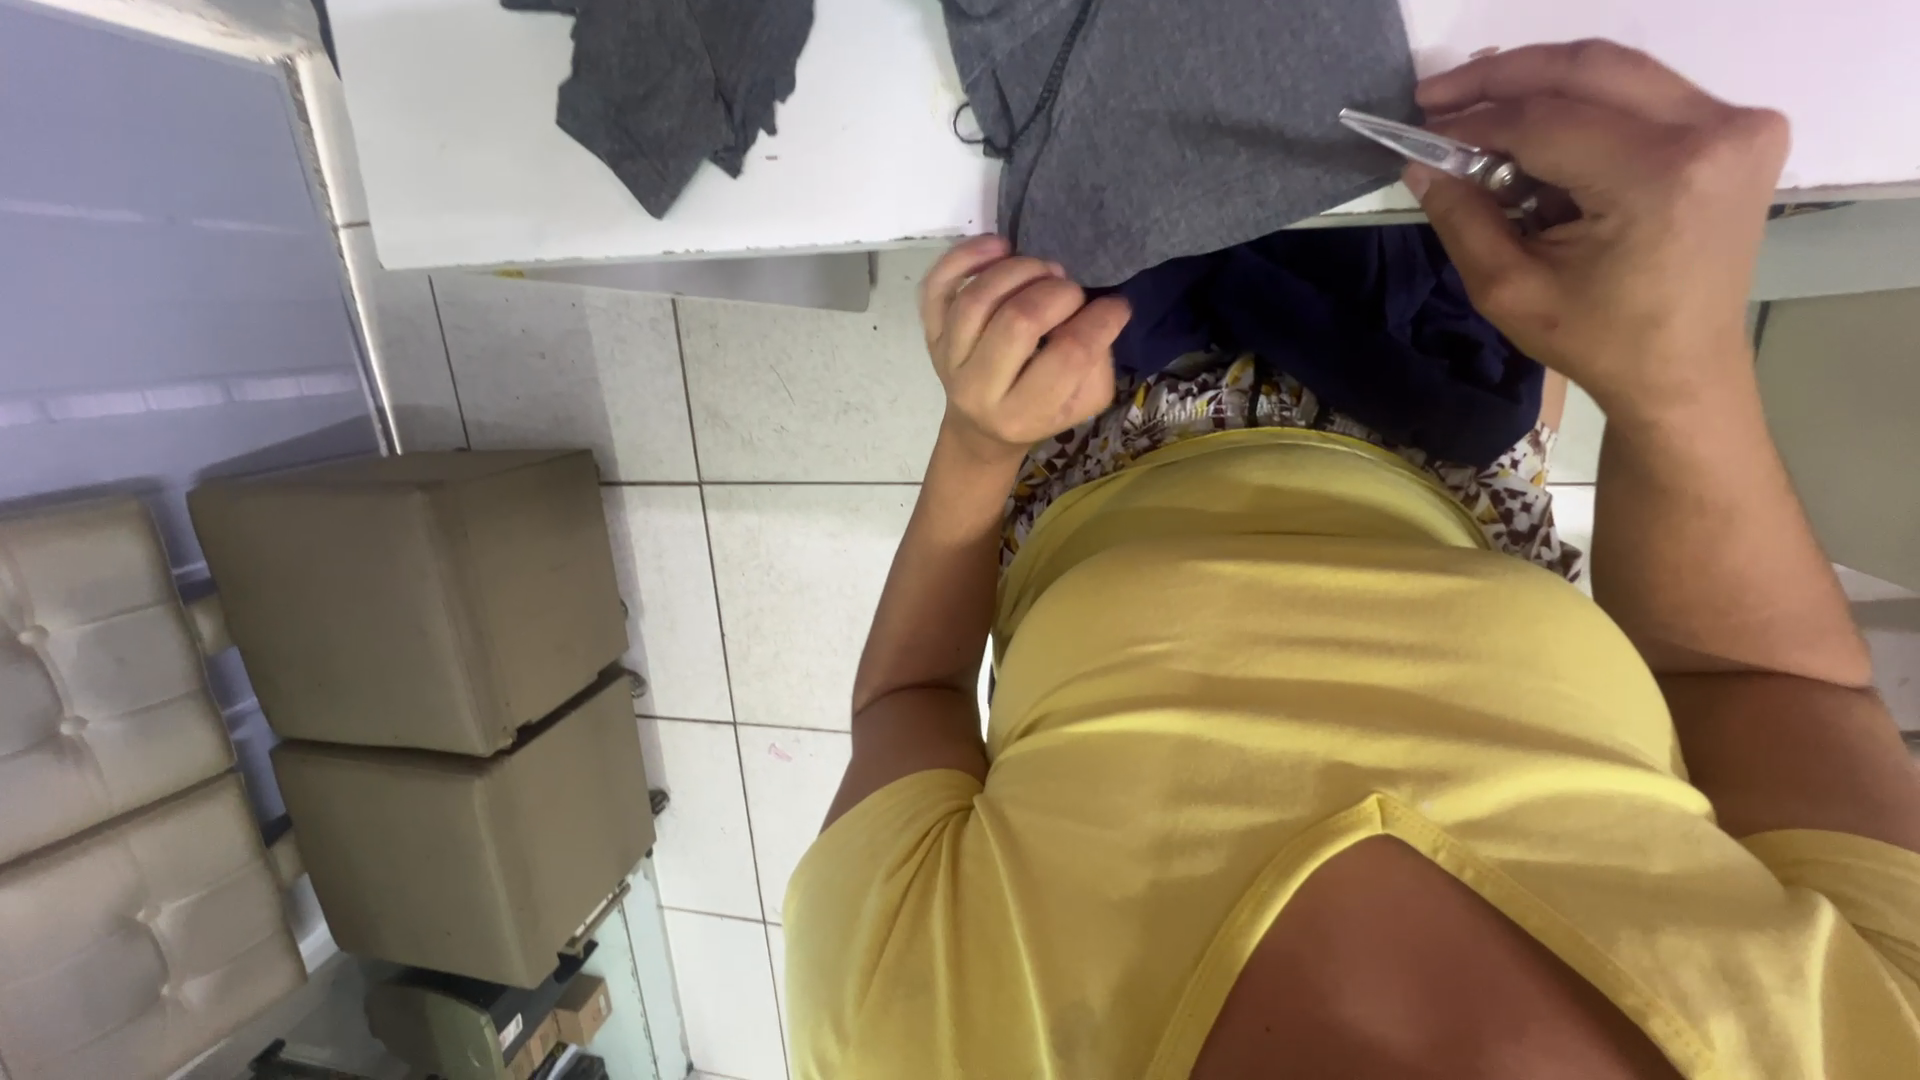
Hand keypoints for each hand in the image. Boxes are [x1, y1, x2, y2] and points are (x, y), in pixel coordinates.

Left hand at [919, 236, 1129, 463]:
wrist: (981, 427)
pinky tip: (1000, 248)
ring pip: (978, 299)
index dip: (1100, 321)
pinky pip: (938, 285)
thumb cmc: (1040, 411)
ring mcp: (948, 359)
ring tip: (1044, 271)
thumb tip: (1098, 310)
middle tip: (1071, 292)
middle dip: (1057, 293)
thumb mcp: (1082, 402)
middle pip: (1018, 322)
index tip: (1116, 306)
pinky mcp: (931, 333)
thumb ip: (1097, 362)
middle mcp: (978, 390)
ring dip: (1019, 270)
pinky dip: (967, 256)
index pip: (1068, 357)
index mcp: (1022, 414)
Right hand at [1406, 40, 1787, 427]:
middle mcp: (1714, 128)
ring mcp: (1737, 123)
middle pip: (1590, 69)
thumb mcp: (1507, 288)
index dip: (1475, 121)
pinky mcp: (1737, 129)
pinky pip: (1642, 94)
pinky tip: (1531, 127)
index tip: (1420, 128)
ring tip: (1474, 103)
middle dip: (1504, 76)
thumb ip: (1463, 219)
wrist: (1680, 364)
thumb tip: (1419, 166)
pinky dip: (1579, 104)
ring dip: (1539, 84)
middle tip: (1436, 93)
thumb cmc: (1593, 338)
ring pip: (1618, 72)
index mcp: (1658, 176)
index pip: (1547, 121)